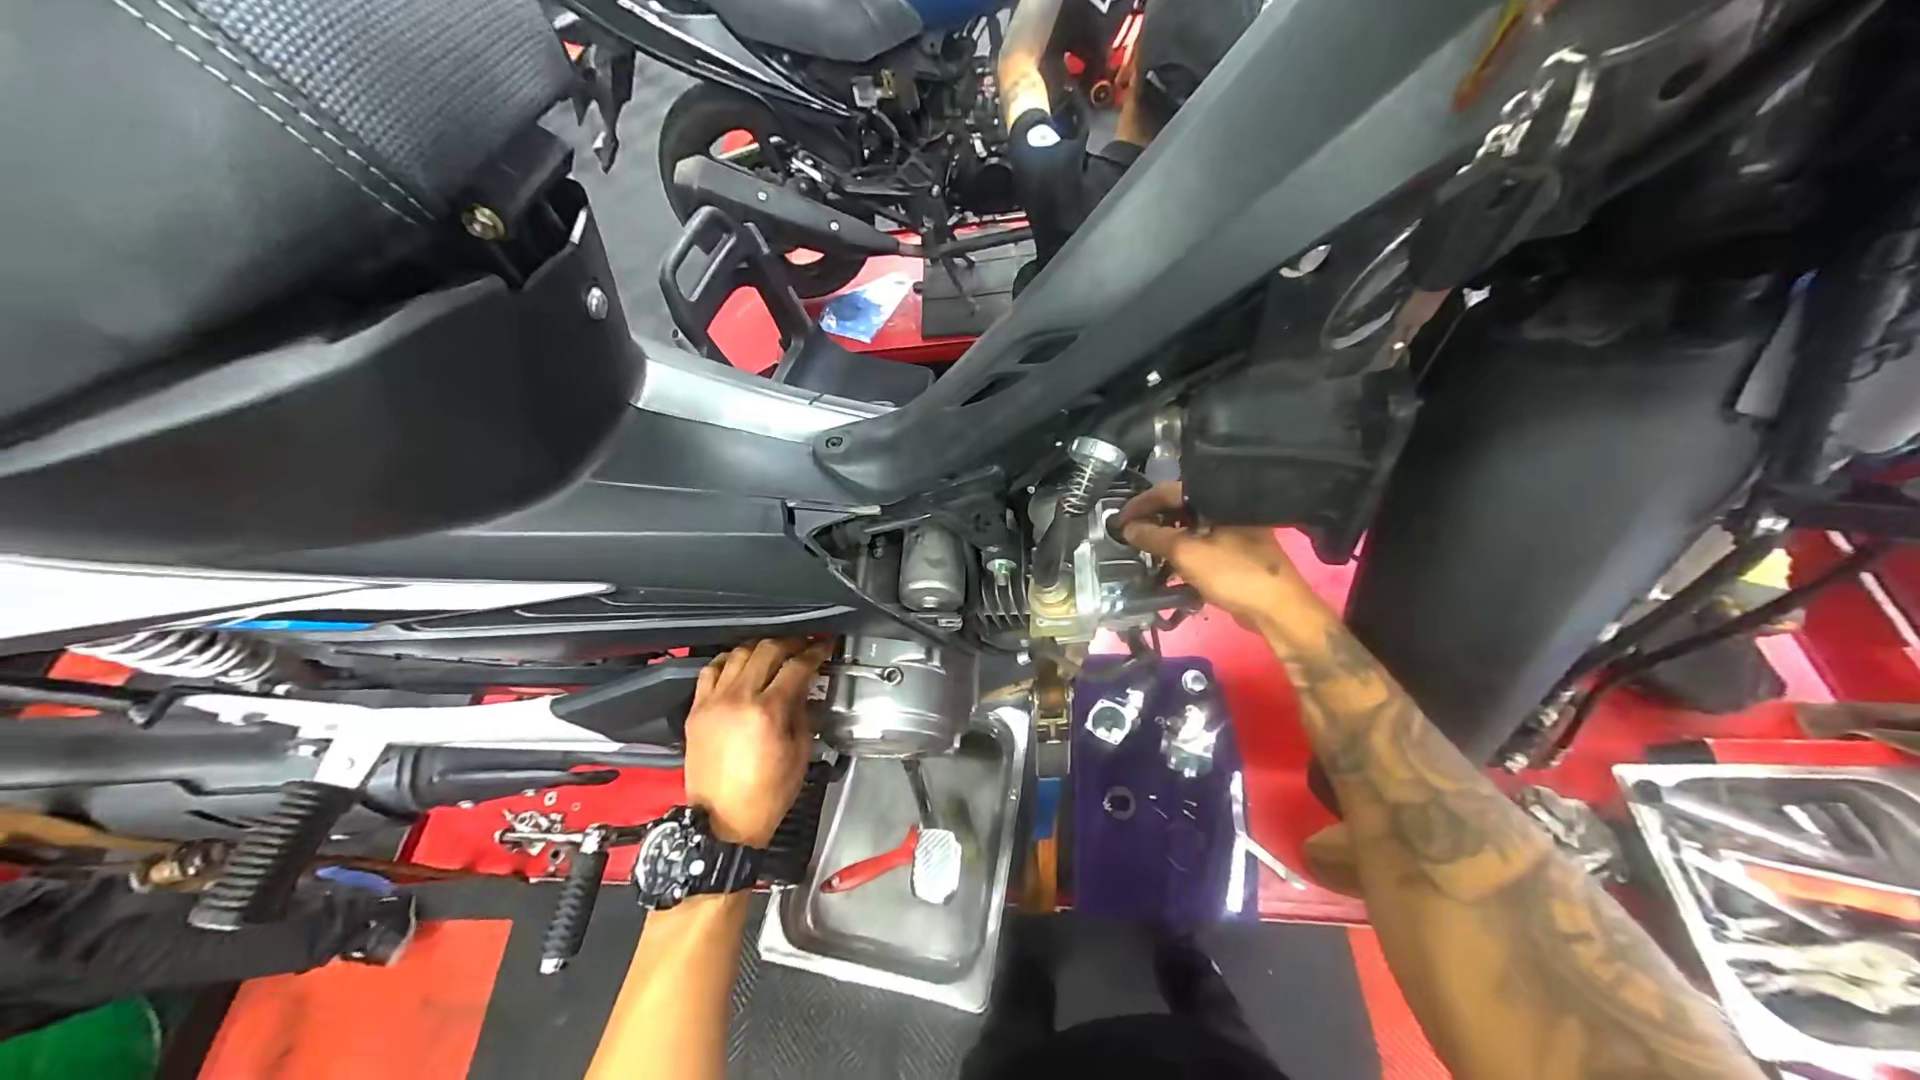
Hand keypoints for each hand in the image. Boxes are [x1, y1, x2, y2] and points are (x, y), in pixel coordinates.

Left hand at [683, 638, 832, 845]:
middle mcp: (738, 698)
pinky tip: (741, 663)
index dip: (816, 651)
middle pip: (767, 650)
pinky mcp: (696, 710)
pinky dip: (729, 660)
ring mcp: (713, 702)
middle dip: (791, 643)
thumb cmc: (767, 794)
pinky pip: (711, 670)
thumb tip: (804, 686)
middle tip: (805, 645)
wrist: (722, 822)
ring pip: (738, 654)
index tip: (825, 646)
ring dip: (761, 647)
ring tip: (774, 652)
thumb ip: (802, 711)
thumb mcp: (799, 752)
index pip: (796, 666)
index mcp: (768, 711)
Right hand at [1116, 482, 1304, 627]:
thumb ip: (1153, 537)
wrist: (1278, 610)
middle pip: (1179, 508)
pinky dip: (1181, 551)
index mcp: (1218, 499)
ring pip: (1189, 528)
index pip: (1169, 491)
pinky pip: (1200, 544)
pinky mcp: (1235, 552)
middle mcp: (1226, 509)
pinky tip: (1166, 563)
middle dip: (1151, 521)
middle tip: (1127, 534)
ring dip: (1164, 537)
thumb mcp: (1186, 553)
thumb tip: (1127, 528)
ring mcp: (1233, 531)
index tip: (1117, 520)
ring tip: (1142, 549)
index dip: (1140, 505)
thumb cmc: (1233, 573)